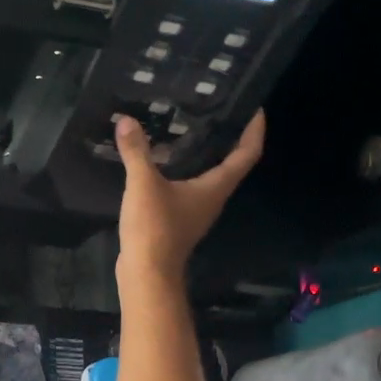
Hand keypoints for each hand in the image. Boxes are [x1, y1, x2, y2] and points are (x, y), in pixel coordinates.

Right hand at [114, 109, 265, 281]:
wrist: (145, 272)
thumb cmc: (154, 228)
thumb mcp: (143, 185)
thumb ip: (137, 152)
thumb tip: (126, 120)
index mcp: (216, 186)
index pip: (248, 152)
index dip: (255, 129)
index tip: (254, 108)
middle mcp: (213, 198)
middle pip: (230, 164)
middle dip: (228, 139)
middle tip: (216, 114)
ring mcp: (196, 212)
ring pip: (207, 178)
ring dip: (203, 157)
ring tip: (188, 134)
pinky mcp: (178, 222)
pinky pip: (187, 190)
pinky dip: (182, 174)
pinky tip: (163, 166)